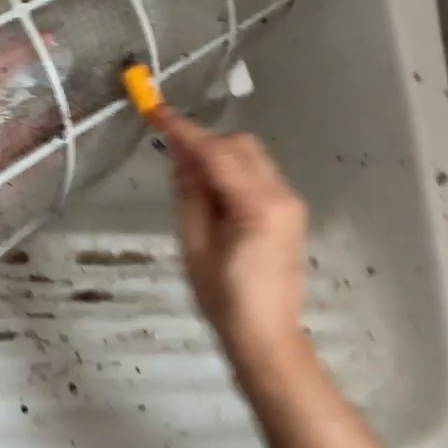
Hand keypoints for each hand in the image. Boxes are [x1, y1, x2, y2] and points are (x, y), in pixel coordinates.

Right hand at [155, 109, 309, 363]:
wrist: (267, 337)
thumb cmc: (224, 298)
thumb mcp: (194, 245)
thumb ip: (188, 192)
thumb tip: (179, 154)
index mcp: (257, 205)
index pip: (216, 153)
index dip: (184, 130)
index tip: (157, 110)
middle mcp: (281, 194)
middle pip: (239, 144)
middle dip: (204, 141)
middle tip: (172, 154)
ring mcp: (290, 201)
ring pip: (251, 155)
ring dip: (219, 154)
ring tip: (190, 178)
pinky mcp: (290, 211)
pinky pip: (258, 174)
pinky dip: (233, 170)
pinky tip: (213, 192)